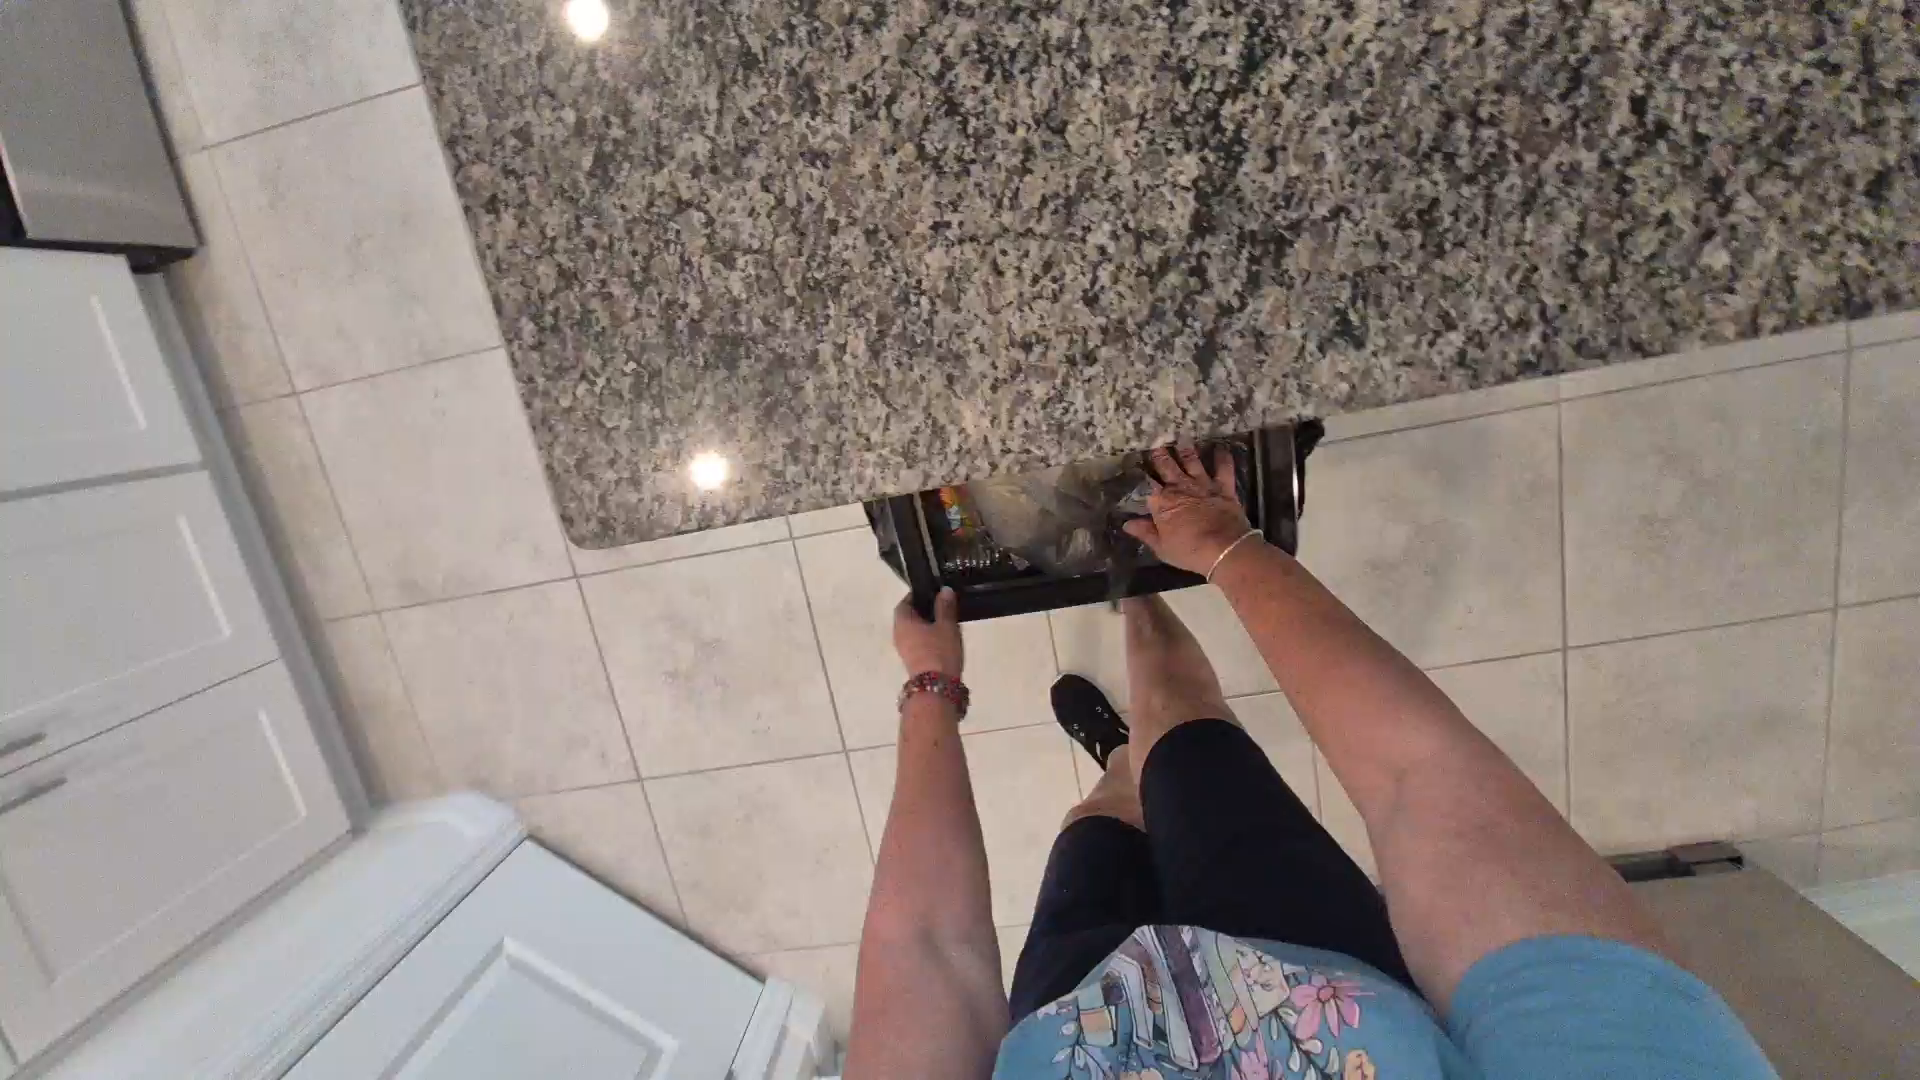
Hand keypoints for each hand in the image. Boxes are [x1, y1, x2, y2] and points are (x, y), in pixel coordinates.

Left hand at [894, 588, 962, 676]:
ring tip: (947, 621)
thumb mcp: (946, 625)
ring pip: (914, 631)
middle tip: (943, 606)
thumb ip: (945, 606)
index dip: (917, 596)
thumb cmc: (939, 651)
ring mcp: (904, 650)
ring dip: (927, 626)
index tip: (933, 593)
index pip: (904, 602)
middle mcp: (898, 634)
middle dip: (924, 611)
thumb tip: (944, 590)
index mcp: (902, 622)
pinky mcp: (913, 661)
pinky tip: (945, 638)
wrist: (936, 687)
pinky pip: (919, 642)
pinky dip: (929, 638)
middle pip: (909, 617)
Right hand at [1121, 443, 1257, 574]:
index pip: (1147, 483)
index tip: (1134, 464)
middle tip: (1156, 444)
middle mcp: (1180, 487)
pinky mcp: (1223, 487)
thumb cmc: (1189, 551)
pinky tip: (1221, 448)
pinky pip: (1223, 468)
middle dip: (1160, 455)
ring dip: (1186, 450)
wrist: (1224, 549)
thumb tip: (1127, 523)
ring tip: (1182, 439)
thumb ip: (1145, 532)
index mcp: (1161, 502)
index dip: (1140, 473)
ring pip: (1192, 461)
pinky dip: (1222, 457)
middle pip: (1167, 466)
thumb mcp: (1161, 547)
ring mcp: (1203, 484)